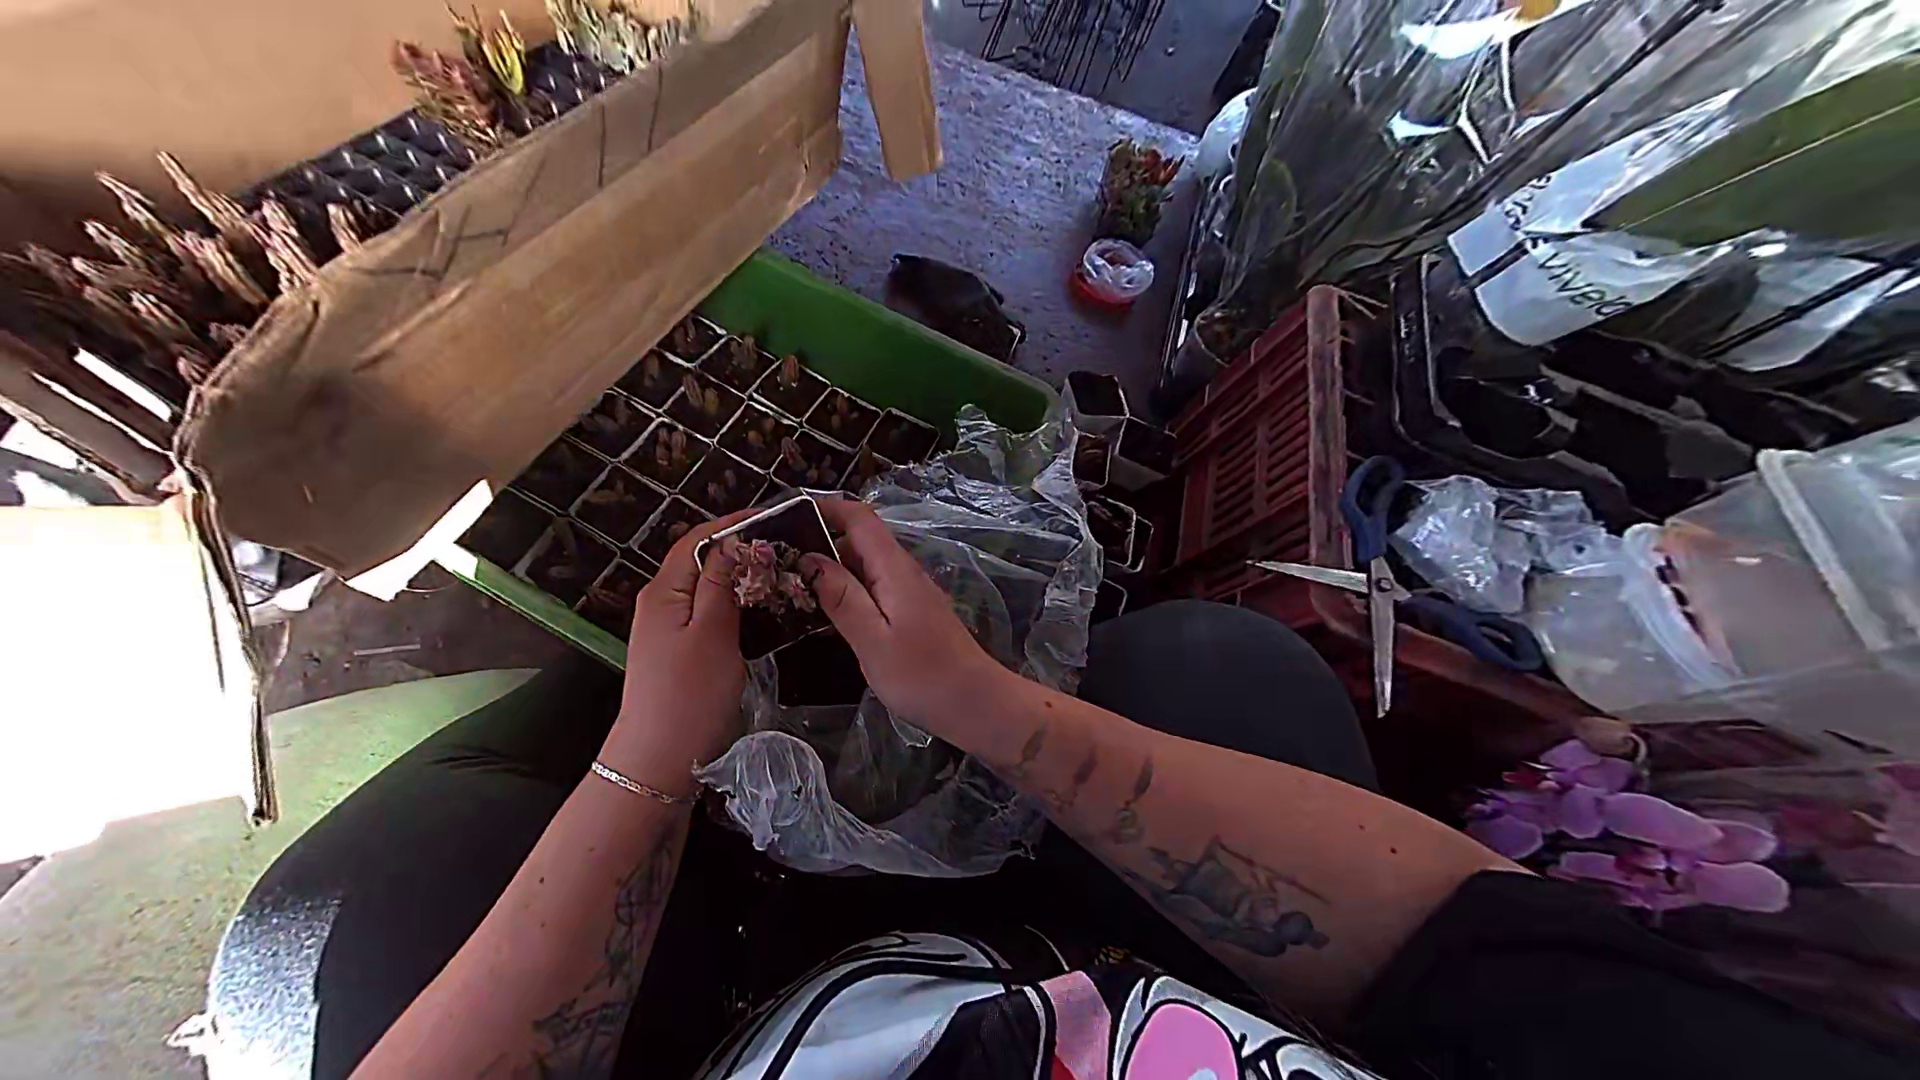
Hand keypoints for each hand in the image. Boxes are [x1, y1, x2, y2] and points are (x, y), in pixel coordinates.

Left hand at [600, 510, 753, 791]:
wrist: (660, 760)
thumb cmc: (690, 694)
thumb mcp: (713, 633)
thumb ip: (722, 584)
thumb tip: (733, 543)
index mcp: (664, 592)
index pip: (697, 540)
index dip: (731, 523)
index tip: (772, 517)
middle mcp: (661, 602)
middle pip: (700, 559)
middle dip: (739, 547)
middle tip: (783, 546)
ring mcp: (668, 627)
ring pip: (706, 586)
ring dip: (738, 574)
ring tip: (777, 570)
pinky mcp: (680, 648)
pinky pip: (708, 609)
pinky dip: (733, 600)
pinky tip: (758, 605)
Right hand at [804, 497, 1014, 736]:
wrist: (974, 703)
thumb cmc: (922, 675)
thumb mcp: (873, 640)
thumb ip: (842, 598)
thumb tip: (809, 558)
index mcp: (894, 569)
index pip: (859, 518)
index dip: (824, 508)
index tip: (785, 516)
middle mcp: (902, 571)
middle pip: (858, 538)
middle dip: (817, 539)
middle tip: (774, 558)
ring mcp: (908, 591)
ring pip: (863, 564)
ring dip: (829, 567)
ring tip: (788, 581)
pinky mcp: (909, 611)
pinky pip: (872, 586)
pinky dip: (845, 589)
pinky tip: (822, 609)